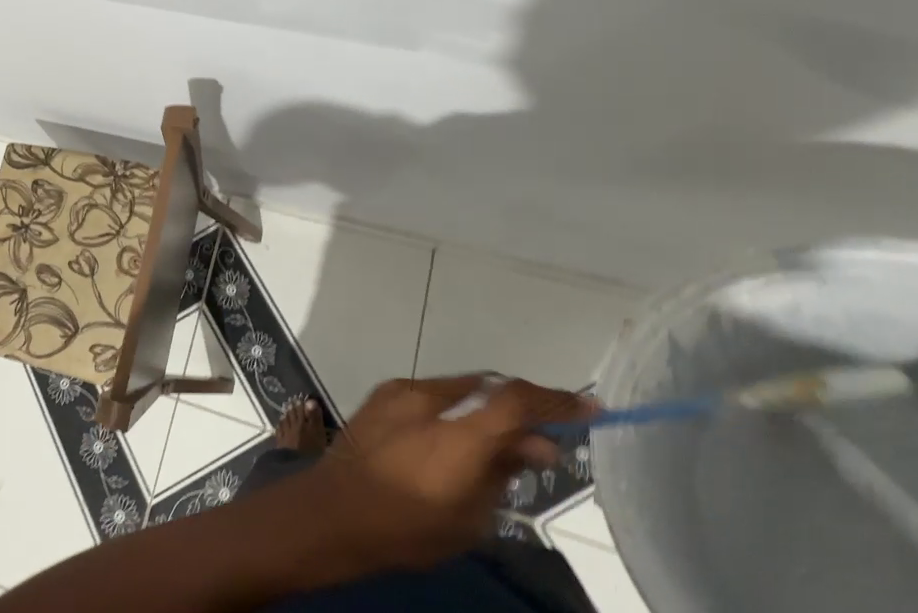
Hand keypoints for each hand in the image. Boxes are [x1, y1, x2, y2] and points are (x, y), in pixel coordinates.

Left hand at [310, 375, 594, 571]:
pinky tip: (449, 438)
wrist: (329, 513)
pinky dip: (453, 409)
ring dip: (484, 410)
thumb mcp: (469, 516)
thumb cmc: (405, 527)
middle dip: (520, 413)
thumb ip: (503, 472)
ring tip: (492, 447)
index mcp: (460, 434)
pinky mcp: (382, 393)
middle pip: (492, 392)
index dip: (558, 402)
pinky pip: (432, 394)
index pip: (520, 401)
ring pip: (461, 390)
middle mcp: (432, 399)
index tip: (589, 409)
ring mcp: (403, 391)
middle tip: (537, 447)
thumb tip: (536, 447)